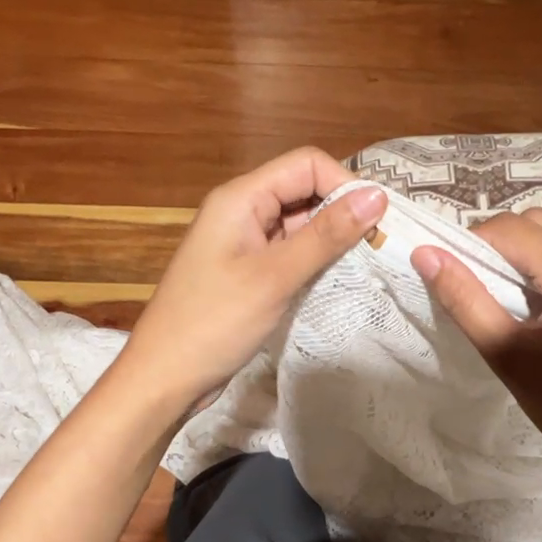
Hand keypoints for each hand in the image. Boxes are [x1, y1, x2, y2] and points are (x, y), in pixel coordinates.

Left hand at [116, 147, 386, 409]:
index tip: (376, 223)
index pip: (306, 165)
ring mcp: (241, 243)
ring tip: (362, 268)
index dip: (344, 185)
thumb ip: (326, 235)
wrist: (164, 376)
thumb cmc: (215, 322)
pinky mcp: (245, 272)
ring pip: (298, 225)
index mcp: (241, 198)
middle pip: (303, 191)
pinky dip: (312, 263)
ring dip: (330, 241)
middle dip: (341, 213)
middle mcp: (241, 211)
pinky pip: (287, 253)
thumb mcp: (276, 276)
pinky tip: (333, 284)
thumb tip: (377, 196)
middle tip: (376, 249)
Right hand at [410, 209, 541, 483]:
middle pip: (541, 223)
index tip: (458, 276)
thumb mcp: (508, 357)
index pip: (512, 229)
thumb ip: (464, 299)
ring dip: (534, 257)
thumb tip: (426, 255)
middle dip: (504, 246)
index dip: (474, 244)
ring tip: (524, 306)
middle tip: (487, 291)